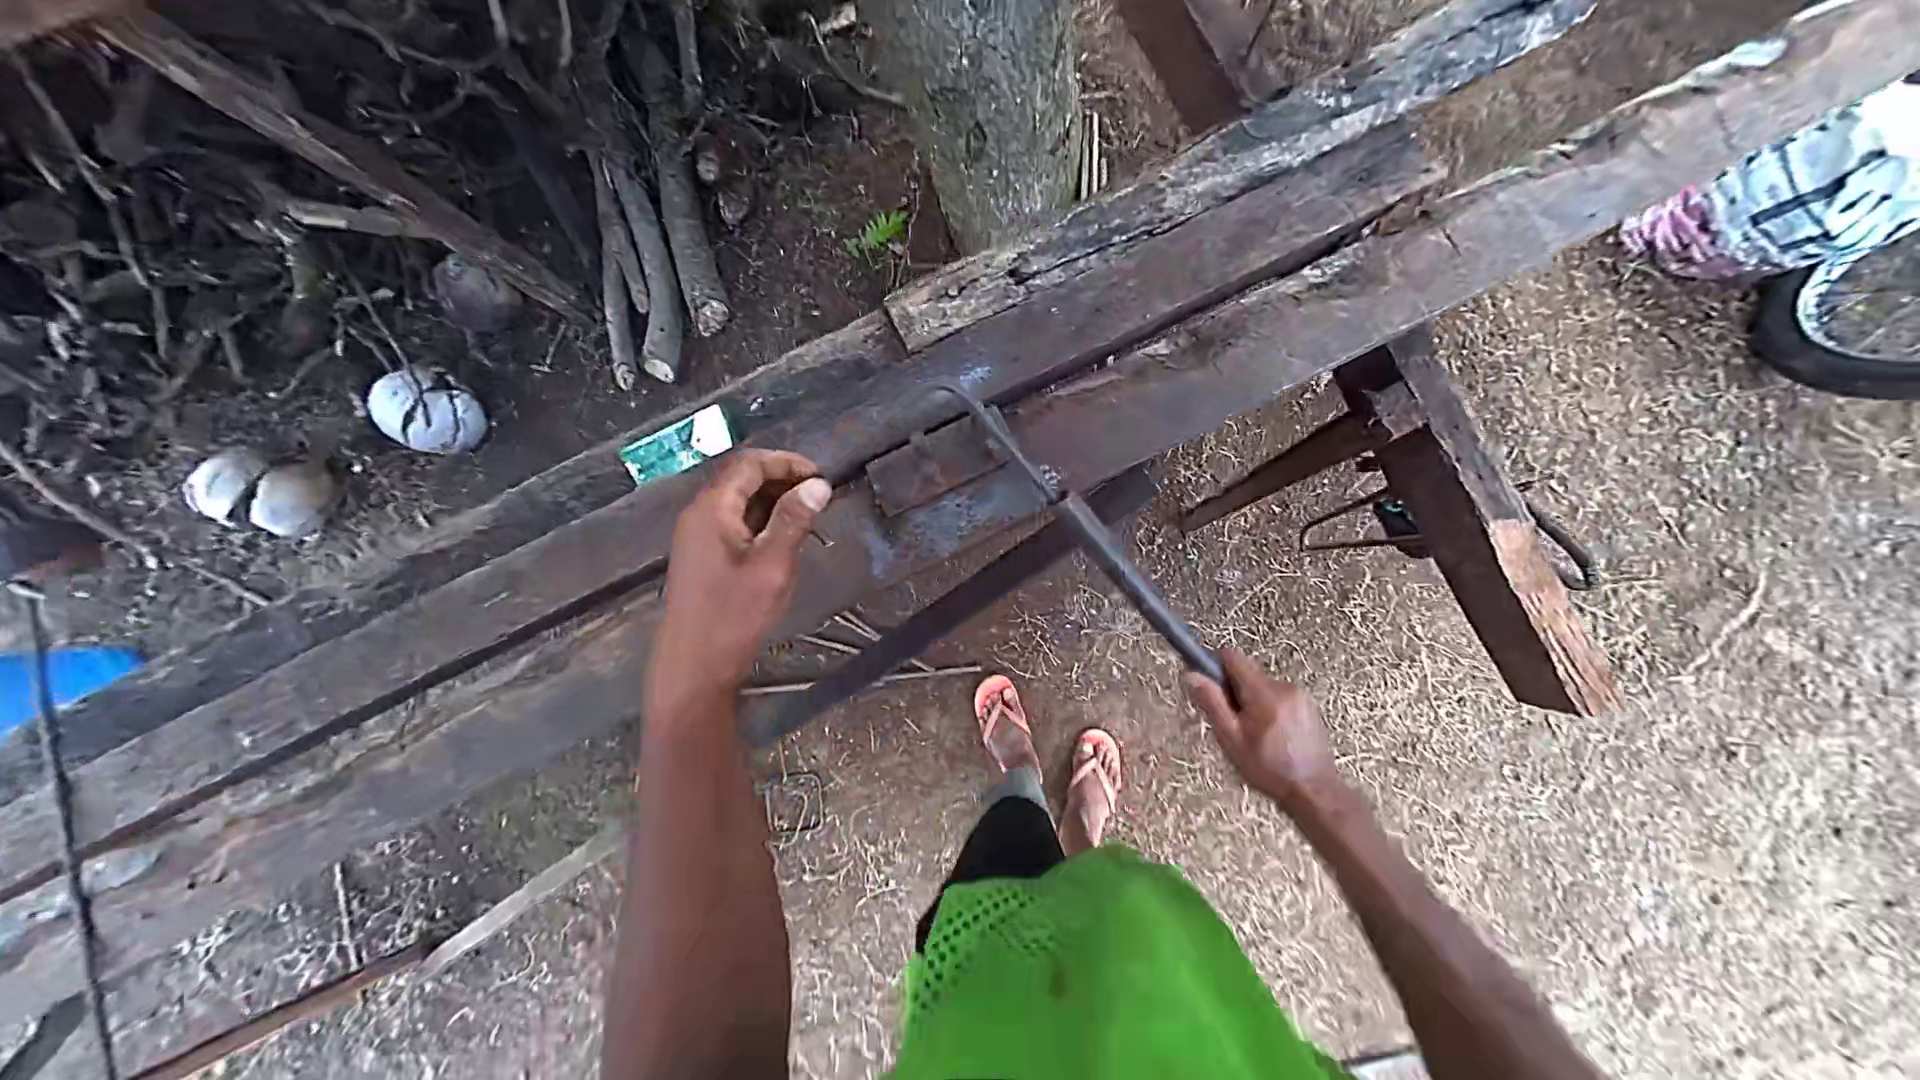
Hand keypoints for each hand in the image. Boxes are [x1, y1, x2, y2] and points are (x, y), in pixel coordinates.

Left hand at [648, 449, 832, 718]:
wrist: (694, 664)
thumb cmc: (734, 615)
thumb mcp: (773, 565)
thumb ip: (794, 520)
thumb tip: (818, 484)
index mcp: (712, 509)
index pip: (750, 464)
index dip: (787, 462)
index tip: (821, 476)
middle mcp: (699, 514)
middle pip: (741, 478)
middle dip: (782, 478)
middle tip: (818, 494)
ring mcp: (697, 535)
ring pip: (738, 500)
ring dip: (773, 499)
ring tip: (808, 514)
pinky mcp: (702, 555)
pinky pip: (733, 522)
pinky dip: (761, 519)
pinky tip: (783, 537)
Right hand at [1184, 648, 1341, 808]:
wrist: (1313, 791)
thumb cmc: (1270, 769)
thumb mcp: (1231, 738)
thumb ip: (1212, 703)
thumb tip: (1192, 675)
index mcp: (1263, 693)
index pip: (1232, 656)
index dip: (1216, 668)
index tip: (1213, 689)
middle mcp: (1284, 687)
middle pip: (1247, 671)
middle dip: (1235, 690)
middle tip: (1233, 721)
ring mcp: (1300, 695)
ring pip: (1262, 685)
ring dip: (1252, 700)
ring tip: (1254, 732)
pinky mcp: (1308, 705)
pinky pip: (1279, 695)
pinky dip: (1269, 707)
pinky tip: (1272, 734)